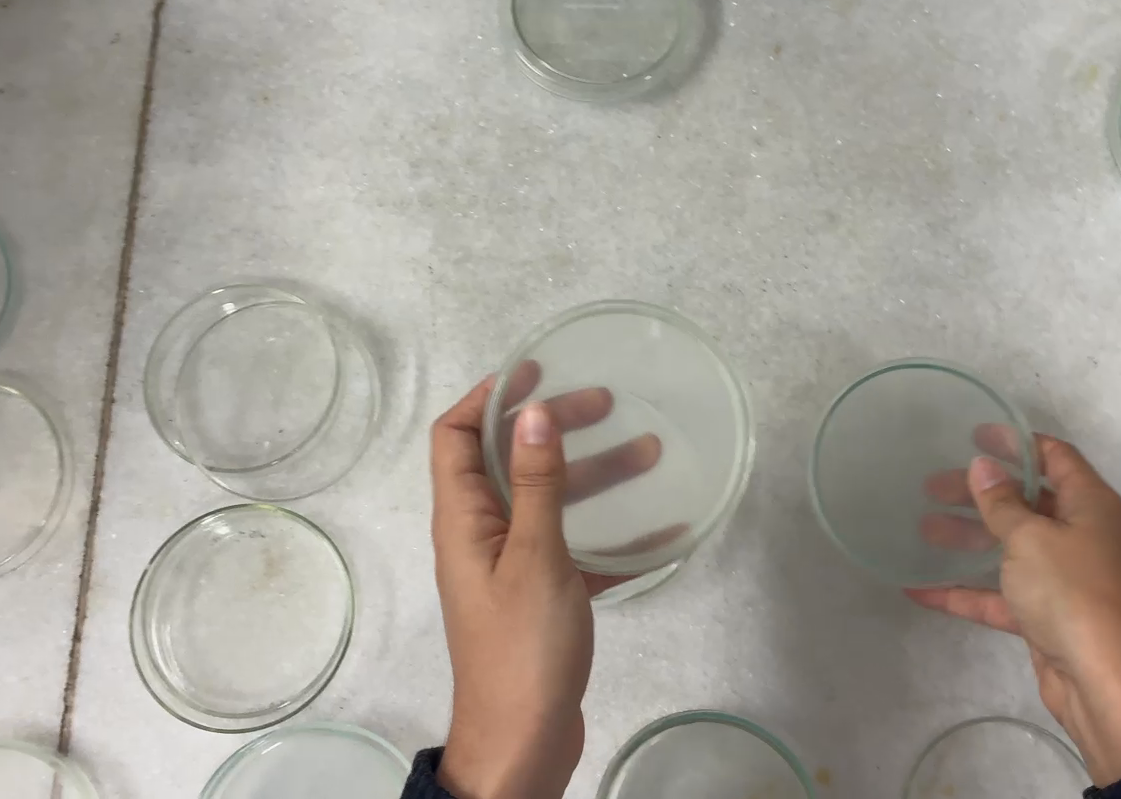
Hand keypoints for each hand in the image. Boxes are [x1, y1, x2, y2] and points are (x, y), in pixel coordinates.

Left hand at [428, 372, 659, 798]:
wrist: (523, 747)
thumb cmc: (521, 646)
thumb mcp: (535, 557)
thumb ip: (536, 483)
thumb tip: (531, 411)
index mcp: (465, 517)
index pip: (457, 435)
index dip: (488, 396)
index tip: (534, 372)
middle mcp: (483, 531)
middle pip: (512, 457)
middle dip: (554, 425)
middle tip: (605, 402)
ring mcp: (513, 562)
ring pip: (551, 500)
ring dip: (594, 474)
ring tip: (650, 451)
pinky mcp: (542, 591)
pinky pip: (576, 546)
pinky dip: (611, 533)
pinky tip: (663, 529)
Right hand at [906, 433, 1120, 786]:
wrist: (1104, 685)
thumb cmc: (1071, 593)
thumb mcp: (1030, 537)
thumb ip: (1001, 501)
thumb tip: (982, 466)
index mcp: (1088, 505)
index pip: (1054, 456)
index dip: (1015, 442)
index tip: (971, 434)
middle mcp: (1079, 534)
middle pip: (1024, 500)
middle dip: (977, 492)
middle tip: (929, 485)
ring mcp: (1061, 575)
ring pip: (1007, 544)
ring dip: (966, 536)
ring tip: (920, 527)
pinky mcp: (1044, 612)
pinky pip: (998, 591)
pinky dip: (963, 589)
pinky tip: (919, 588)